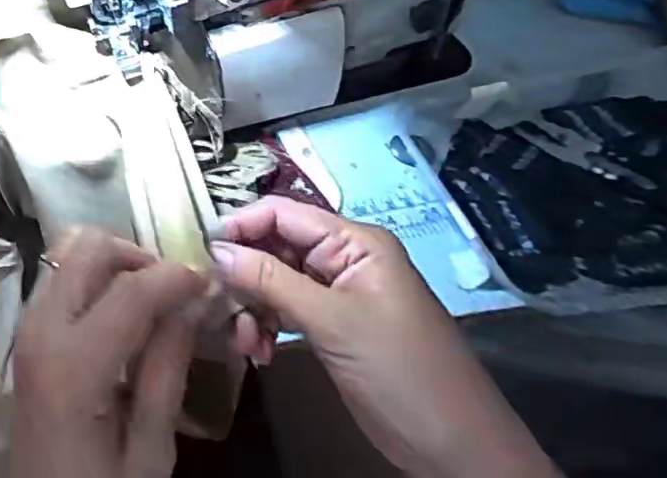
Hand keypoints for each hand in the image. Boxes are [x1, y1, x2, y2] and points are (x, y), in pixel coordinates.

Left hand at [11, 227, 209, 477]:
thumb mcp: (149, 448)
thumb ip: (168, 367)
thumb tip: (195, 301)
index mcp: (74, 364)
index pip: (130, 291)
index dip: (174, 277)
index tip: (207, 279)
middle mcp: (42, 325)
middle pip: (88, 247)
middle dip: (137, 255)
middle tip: (172, 287)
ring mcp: (27, 319)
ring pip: (69, 249)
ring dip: (113, 258)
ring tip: (149, 293)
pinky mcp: (25, 322)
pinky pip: (59, 270)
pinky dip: (92, 269)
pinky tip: (119, 302)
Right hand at [211, 197, 557, 477]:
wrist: (462, 456)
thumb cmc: (403, 374)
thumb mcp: (333, 323)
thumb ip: (271, 280)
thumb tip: (215, 249)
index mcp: (354, 242)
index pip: (283, 213)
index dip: (242, 225)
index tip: (204, 249)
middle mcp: (343, 258)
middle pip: (275, 246)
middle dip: (245, 273)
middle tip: (219, 301)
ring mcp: (338, 292)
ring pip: (275, 279)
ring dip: (254, 306)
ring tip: (245, 340)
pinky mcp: (333, 324)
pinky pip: (286, 308)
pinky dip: (268, 325)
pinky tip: (261, 351)